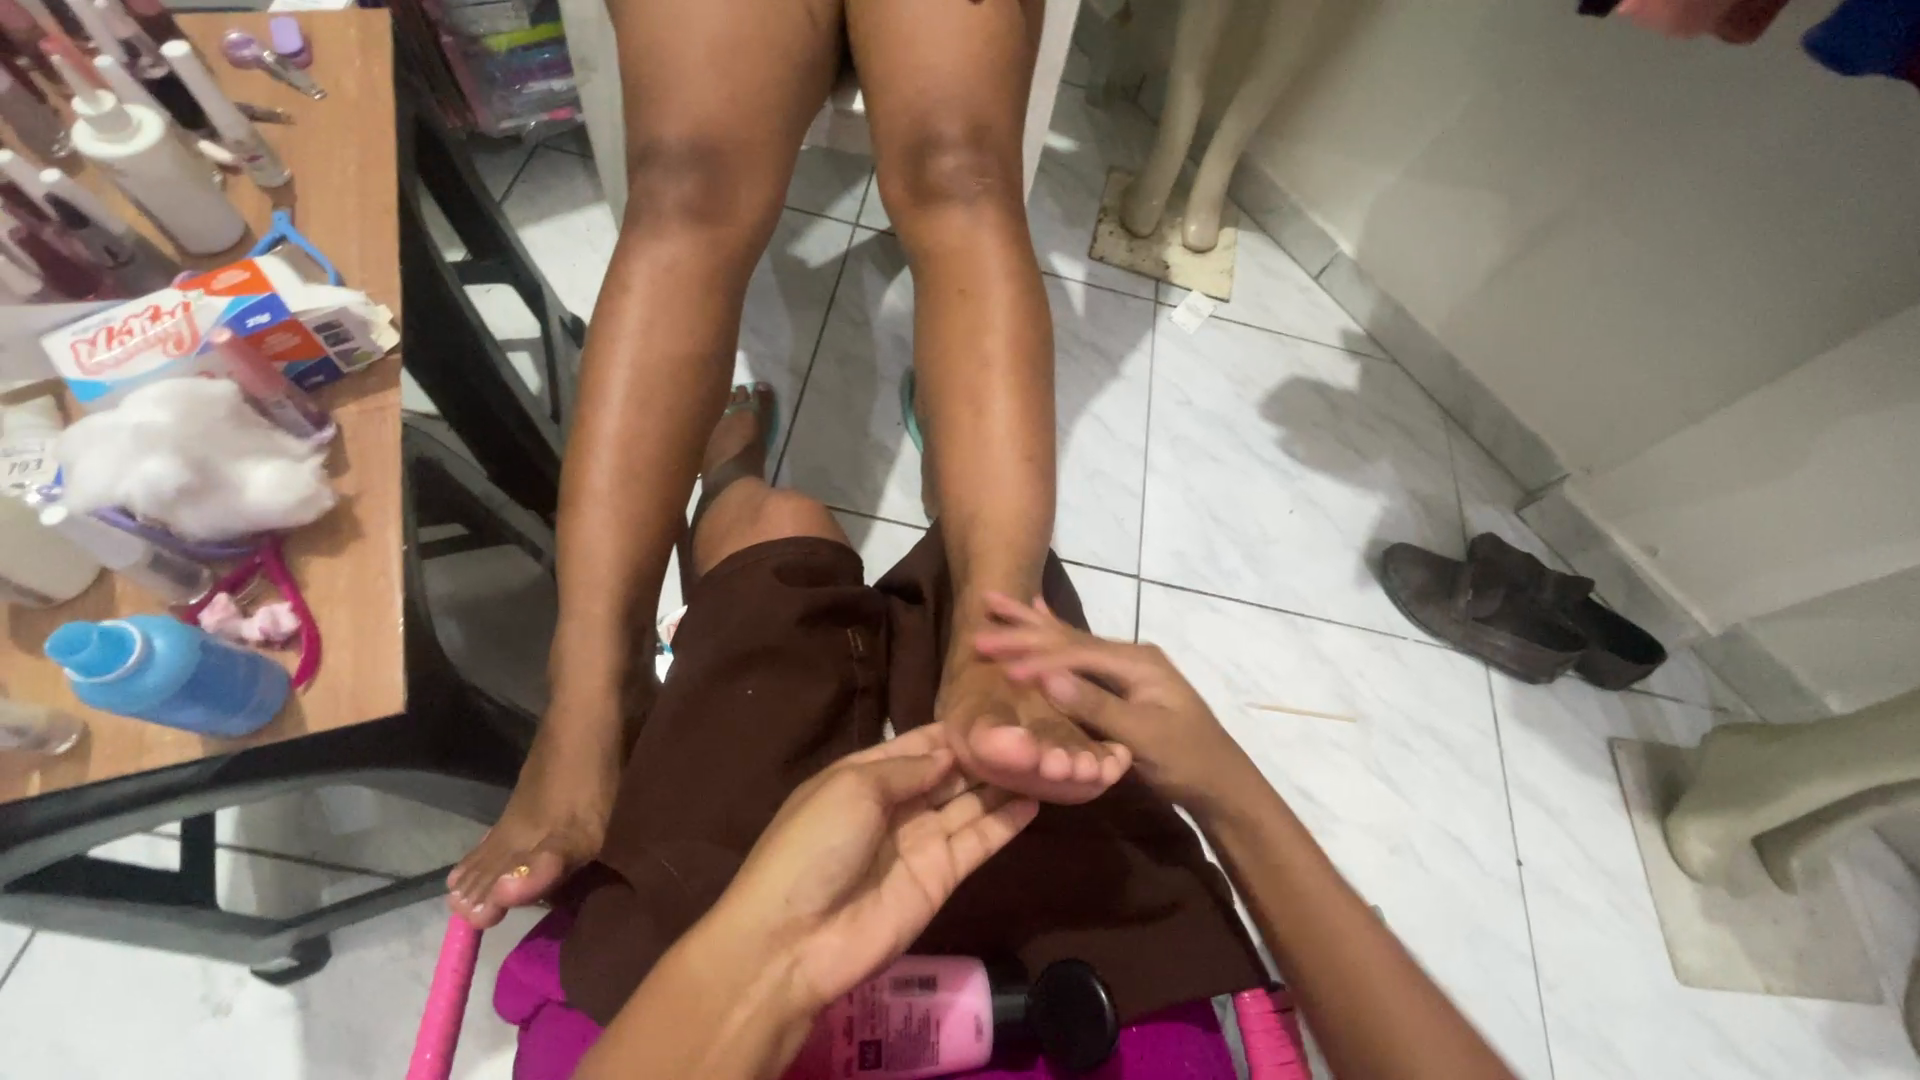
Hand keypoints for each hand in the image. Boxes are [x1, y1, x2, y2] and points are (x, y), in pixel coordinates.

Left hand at [704, 725, 1039, 1014]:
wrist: (794, 940)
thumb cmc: (813, 846)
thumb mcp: (852, 787)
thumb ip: (906, 768)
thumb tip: (948, 753)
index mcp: (865, 776)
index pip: (918, 745)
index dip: (953, 729)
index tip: (995, 708)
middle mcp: (897, 805)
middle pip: (948, 773)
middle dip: (983, 753)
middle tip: (1032, 731)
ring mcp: (920, 842)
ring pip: (970, 803)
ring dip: (1001, 783)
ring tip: (1045, 758)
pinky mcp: (941, 877)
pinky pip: (978, 842)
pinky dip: (1006, 822)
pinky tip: (1036, 799)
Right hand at [972, 593, 1253, 809]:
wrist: (1222, 783)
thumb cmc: (1187, 761)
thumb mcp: (1143, 737)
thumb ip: (1095, 706)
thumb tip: (1046, 676)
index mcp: (1137, 661)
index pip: (1076, 653)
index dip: (1037, 657)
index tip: (998, 665)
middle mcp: (1129, 655)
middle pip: (1068, 636)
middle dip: (1024, 628)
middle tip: (981, 615)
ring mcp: (1125, 666)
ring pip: (1068, 641)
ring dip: (1030, 626)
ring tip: (996, 601)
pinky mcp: (1119, 681)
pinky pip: (1076, 654)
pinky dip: (1051, 634)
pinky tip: (1038, 611)